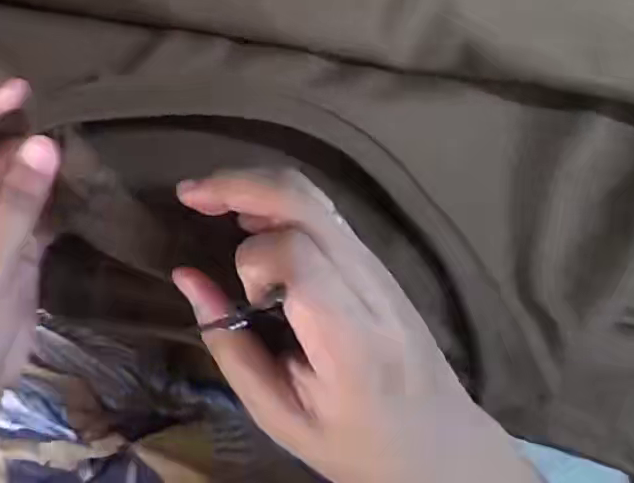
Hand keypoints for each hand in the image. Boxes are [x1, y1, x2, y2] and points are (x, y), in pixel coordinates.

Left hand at [0, 80, 60, 482]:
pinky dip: (62, 195)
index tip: (23, 88)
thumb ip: (16, 202)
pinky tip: (87, 183)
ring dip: (49, 165)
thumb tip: (47, 141)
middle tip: (71, 119)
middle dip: (27, 136)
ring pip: (23, 177)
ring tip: (86, 146)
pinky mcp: (22, 244)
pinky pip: (43, 205)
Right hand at [172, 170, 536, 482]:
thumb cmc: (359, 446)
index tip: (249, 298)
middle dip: (236, 185)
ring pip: (308, 191)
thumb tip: (185, 277)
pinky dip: (271, 195)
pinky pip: (315, 204)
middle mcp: (369, 284)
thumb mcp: (282, 417)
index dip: (255, 260)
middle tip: (190, 194)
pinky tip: (245, 213)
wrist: (448, 451)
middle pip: (300, 199)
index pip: (296, 253)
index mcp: (351, 339)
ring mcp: (375, 262)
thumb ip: (230, 347)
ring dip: (250, 183)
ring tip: (207, 198)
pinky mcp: (371, 254)